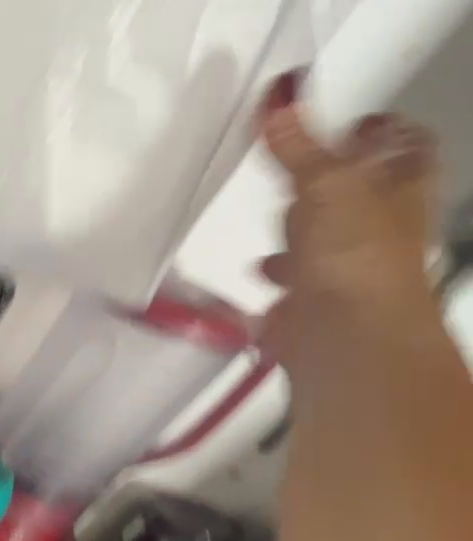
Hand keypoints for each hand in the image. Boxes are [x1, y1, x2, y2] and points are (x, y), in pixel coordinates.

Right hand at [257, 70, 441, 396]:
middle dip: (337, 181)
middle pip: (363, 192)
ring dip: (303, 228)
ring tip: (276, 218)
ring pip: (327, 235)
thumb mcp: (324, 184)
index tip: (358, 121)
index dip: (382, 133)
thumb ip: (297, 144)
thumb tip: (282, 90)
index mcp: (402, 188)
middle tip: (306, 166)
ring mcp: (347, 266)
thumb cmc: (351, 251)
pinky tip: (256, 268)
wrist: (341, 332)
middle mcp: (382, 224)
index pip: (403, 147)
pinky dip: (276, 270)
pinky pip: (292, 276)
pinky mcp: (310, 300)